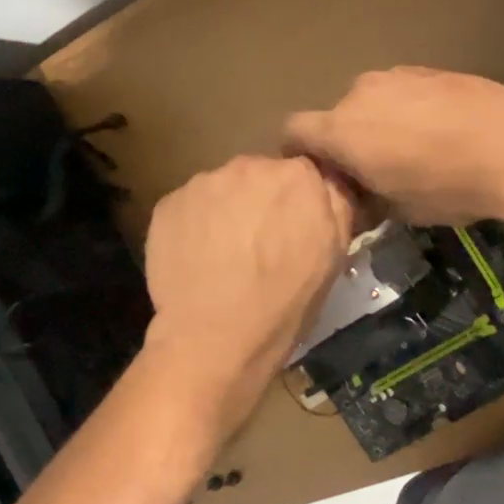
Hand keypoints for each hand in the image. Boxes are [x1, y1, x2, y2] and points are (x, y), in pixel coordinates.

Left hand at [141, 155, 354, 419]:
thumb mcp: (334, 258)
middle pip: (259, 177)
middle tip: (259, 247)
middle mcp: (249, 166)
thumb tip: (329, 185)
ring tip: (224, 258)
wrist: (215, 337)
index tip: (295, 232)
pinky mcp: (167, 204)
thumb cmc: (285, 304)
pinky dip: (194, 228)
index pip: (304, 174)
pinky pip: (189, 209)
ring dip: (226, 214)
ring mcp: (203, 183)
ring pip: (221, 191)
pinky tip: (197, 262)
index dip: (300, 204)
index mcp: (298, 177)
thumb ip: (336, 208)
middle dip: (261, 204)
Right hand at [285, 67, 503, 225]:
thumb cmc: (448, 188)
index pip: (293, 131)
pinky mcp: (431, 69)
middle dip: (345, 143)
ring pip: (371, 102)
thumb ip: (366, 200)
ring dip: (377, 125)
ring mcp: (398, 75)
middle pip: (336, 117)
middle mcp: (360, 93)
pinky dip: (407, 111)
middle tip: (370, 173)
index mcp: (342, 130)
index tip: (317, 175)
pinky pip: (403, 92)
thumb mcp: (400, 210)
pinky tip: (438, 134)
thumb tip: (357, 201)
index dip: (297, 154)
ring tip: (410, 153)